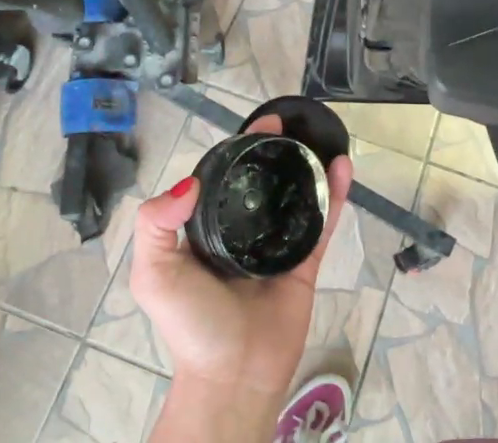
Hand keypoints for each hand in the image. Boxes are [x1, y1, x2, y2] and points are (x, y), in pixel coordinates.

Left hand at [131, 114, 354, 400]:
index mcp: (206, 232)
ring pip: (296, 196)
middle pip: (262, 182)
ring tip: (317, 137)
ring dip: (308, 166)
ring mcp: (277, 245)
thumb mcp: (154, 274)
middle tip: (287, 123)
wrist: (234, 373)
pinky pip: (323, 222)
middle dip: (274, 150)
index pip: (222, 180)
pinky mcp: (306, 262)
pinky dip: (336, 194)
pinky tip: (343, 167)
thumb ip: (156, 224)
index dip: (237, 150)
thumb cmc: (191, 324)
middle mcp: (242, 233)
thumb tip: (189, 181)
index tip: (254, 127)